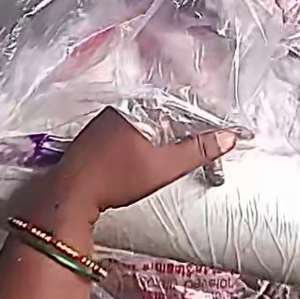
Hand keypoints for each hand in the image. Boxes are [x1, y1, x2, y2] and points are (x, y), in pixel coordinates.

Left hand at [32, 108, 238, 223]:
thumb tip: (227, 137)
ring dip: (172, 132)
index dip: (207, 120)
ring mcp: (110, 118)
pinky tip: (157, 151)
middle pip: (169, 111)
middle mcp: (125, 106)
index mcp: (141, 107)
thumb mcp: (164, 166)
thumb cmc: (115, 178)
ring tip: (192, 146)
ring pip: (152, 120)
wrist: (72, 192)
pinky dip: (152, 137)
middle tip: (214, 138)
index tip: (226, 130)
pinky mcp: (101, 133)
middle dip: (192, 124)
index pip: (184, 106)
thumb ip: (197, 150)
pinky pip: (136, 128)